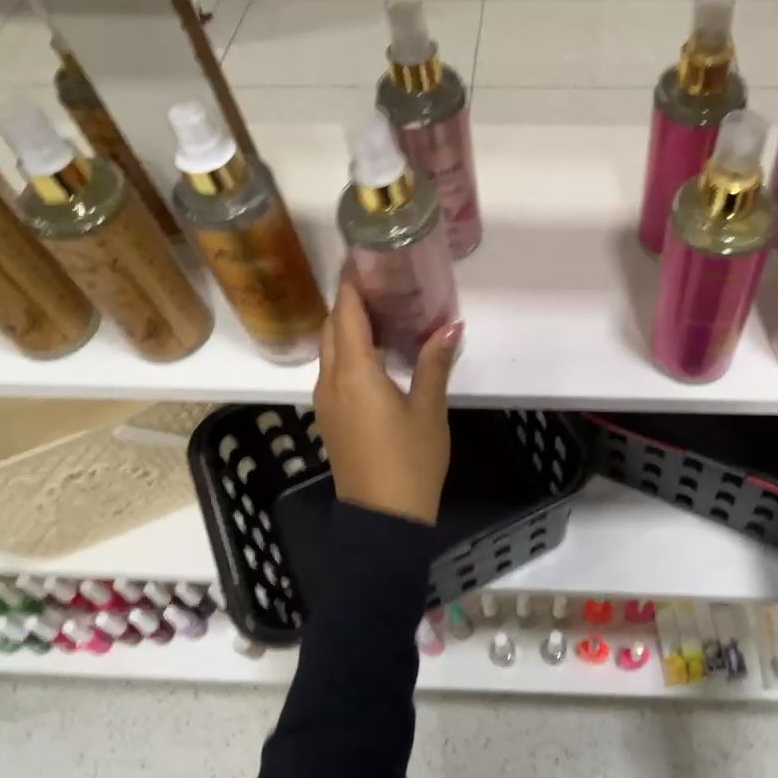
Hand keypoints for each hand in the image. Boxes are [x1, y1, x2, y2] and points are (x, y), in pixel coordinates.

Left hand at [313, 279, 462, 524]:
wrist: (383, 519)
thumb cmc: (410, 462)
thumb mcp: (429, 410)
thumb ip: (434, 363)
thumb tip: (452, 326)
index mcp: (354, 374)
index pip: (346, 313)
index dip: (352, 283)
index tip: (366, 258)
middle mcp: (331, 381)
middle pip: (332, 327)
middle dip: (350, 301)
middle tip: (382, 281)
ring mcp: (326, 400)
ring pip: (330, 349)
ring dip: (348, 326)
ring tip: (382, 308)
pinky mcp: (330, 416)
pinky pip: (333, 370)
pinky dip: (349, 350)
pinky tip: (376, 350)